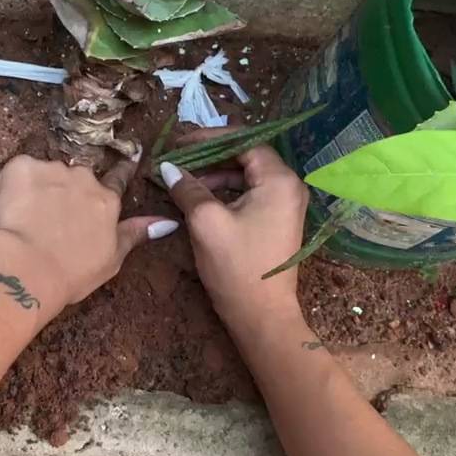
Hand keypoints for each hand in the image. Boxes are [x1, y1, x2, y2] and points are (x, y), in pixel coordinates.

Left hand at [0, 156, 177, 311]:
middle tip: (51, 219)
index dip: (121, 169)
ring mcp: (52, 170)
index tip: (130, 155)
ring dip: (39, 189)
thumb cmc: (71, 273)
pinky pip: (18, 170)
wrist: (26, 267)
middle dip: (66, 191)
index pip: (118, 178)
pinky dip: (13, 186)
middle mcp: (84, 179)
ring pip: (46, 173)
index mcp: (107, 201)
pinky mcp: (21, 167)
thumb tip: (168, 222)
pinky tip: (10, 209)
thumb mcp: (112, 260)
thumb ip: (136, 234)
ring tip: (26, 218)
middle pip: (77, 178)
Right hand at [160, 142, 309, 336]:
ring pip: (245, 176)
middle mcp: (288, 187)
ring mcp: (284, 205)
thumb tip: (167, 167)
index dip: (210, 139)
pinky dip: (224, 192)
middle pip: (246, 157)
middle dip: (209, 157)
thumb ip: (187, 189)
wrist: (261, 316)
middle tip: (177, 161)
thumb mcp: (206, 222)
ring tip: (183, 181)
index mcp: (278, 180)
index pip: (245, 141)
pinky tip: (199, 199)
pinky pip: (248, 194)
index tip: (180, 143)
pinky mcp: (275, 221)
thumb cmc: (236, 266)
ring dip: (214, 176)